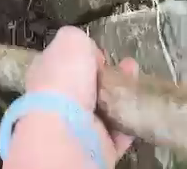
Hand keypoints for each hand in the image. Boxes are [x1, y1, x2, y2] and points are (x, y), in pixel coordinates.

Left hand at [13, 26, 138, 165]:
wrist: (67, 128)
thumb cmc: (64, 77)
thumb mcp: (71, 39)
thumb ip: (81, 40)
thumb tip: (93, 55)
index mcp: (46, 72)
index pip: (65, 61)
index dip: (84, 56)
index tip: (102, 54)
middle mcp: (59, 99)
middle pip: (89, 84)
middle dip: (109, 74)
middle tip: (129, 66)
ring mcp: (78, 124)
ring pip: (106, 106)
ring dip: (123, 93)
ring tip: (136, 78)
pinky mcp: (98, 146)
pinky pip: (118, 132)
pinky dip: (129, 121)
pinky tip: (140, 105)